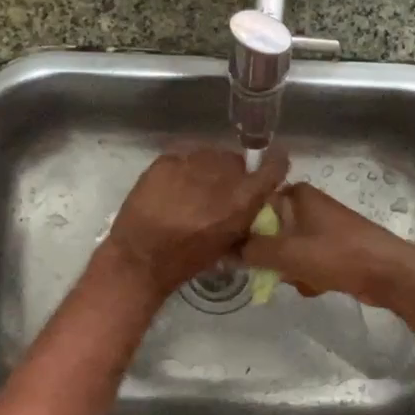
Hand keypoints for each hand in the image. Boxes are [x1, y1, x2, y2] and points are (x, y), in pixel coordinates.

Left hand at [103, 146, 289, 297]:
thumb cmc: (187, 259)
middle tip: (218, 190)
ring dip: (207, 169)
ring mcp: (191, 164)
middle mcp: (221, 176)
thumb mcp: (229, 242)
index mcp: (242, 201)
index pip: (273, 167)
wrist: (141, 258)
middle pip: (237, 160)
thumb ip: (245, 215)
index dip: (274, 164)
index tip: (271, 166)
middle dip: (232, 173)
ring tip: (192, 188)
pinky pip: (184, 156)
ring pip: (210, 155)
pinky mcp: (165, 160)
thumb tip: (253, 200)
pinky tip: (173, 187)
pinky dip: (183, 168)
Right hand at [239, 183, 414, 307]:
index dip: (242, 229)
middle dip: (270, 255)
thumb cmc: (337, 254)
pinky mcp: (333, 247)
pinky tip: (316, 287)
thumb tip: (223, 252)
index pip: (254, 205)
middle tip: (272, 272)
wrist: (389, 273)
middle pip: (269, 231)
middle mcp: (308, 205)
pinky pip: (306, 260)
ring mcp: (322, 227)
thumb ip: (251, 251)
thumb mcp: (287, 253)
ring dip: (289, 269)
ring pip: (287, 249)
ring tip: (300, 281)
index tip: (235, 251)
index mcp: (296, 194)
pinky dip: (307, 274)